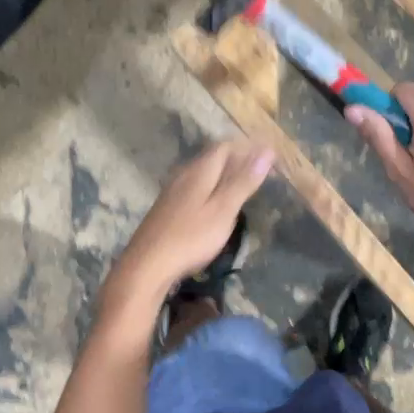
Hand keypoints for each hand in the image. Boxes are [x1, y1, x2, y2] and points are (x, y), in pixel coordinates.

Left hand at [106, 139, 274, 303]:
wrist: (147, 265)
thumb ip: (243, 181)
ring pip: (201, 173)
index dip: (246, 148)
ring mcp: (172, 191)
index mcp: (199, 171)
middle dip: (235, 158)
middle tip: (257, 167)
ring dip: (222, 173)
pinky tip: (213, 203)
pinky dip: (210, 188)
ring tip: (240, 183)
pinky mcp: (166, 208)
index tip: (267, 154)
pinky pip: (193, 187)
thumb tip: (265, 151)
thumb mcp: (223, 210)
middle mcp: (183, 175)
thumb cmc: (190, 237)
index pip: (224, 147)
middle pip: (212, 158)